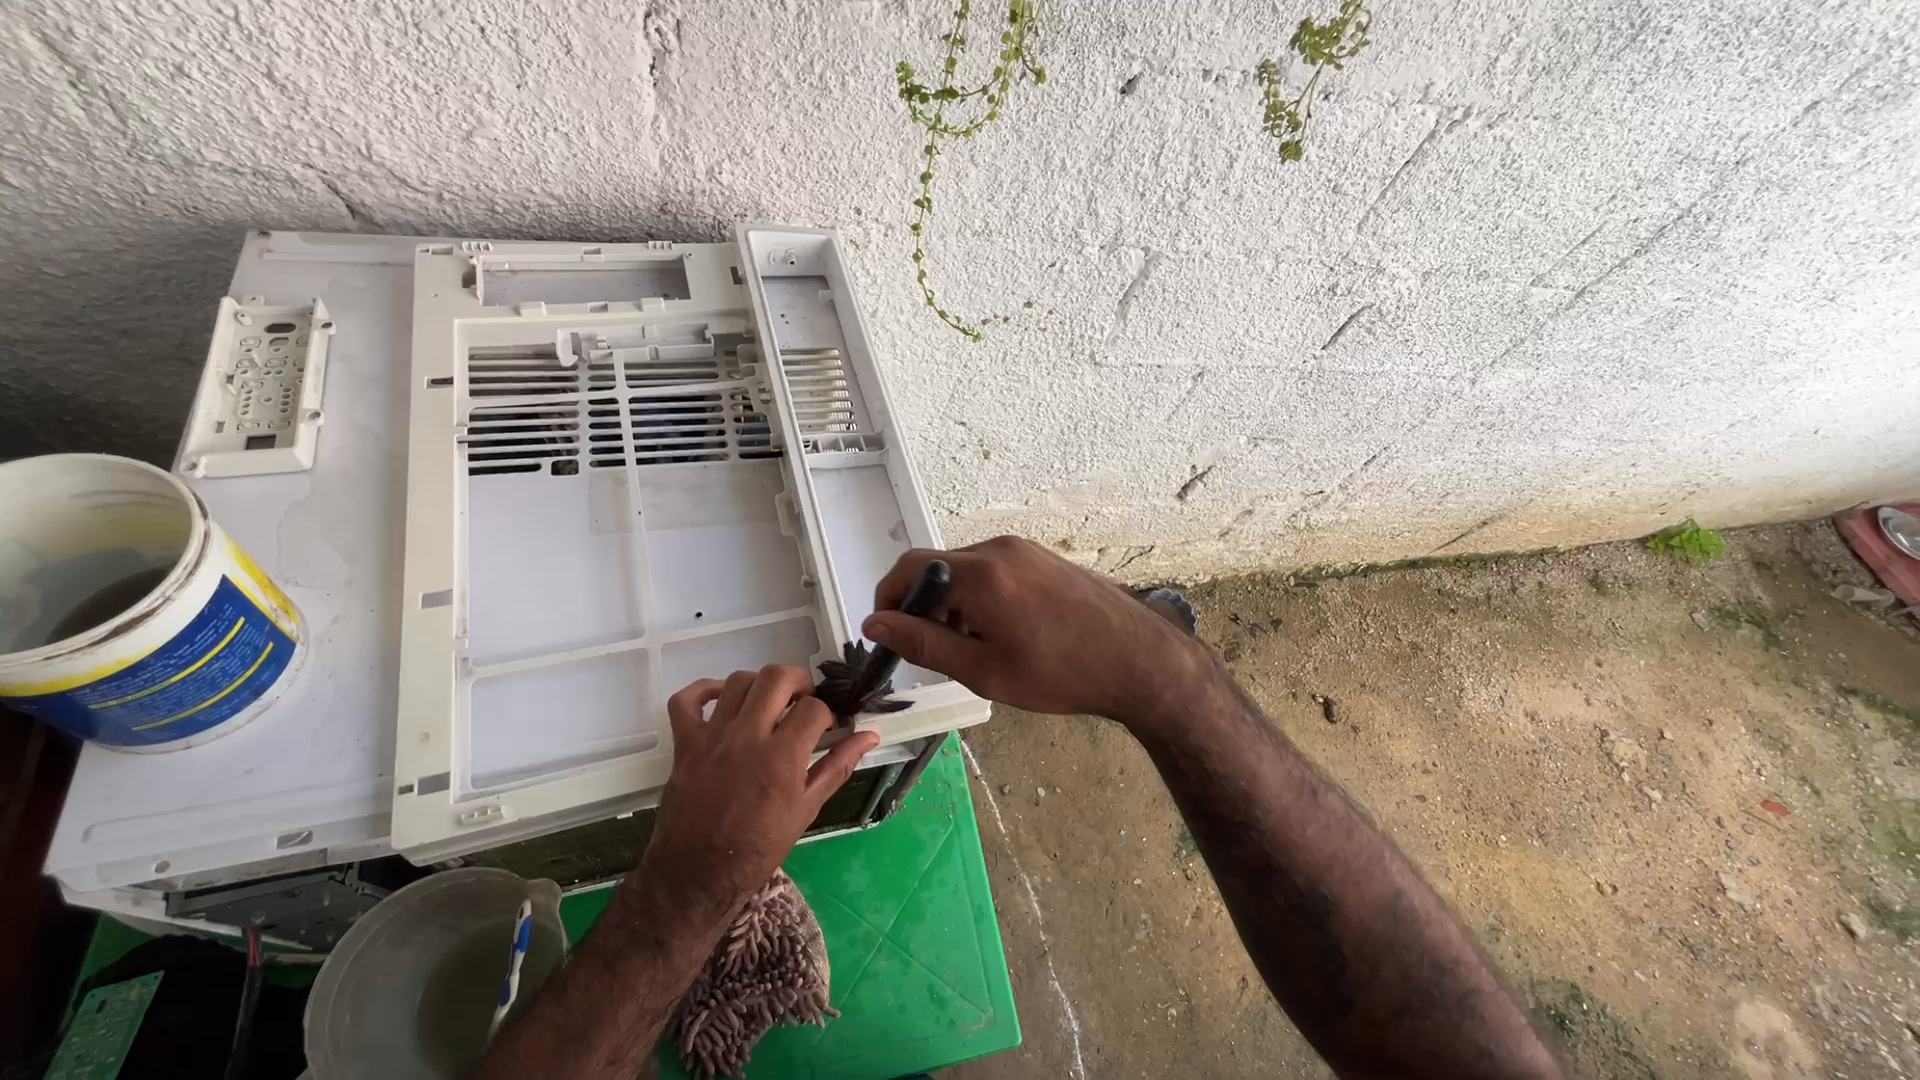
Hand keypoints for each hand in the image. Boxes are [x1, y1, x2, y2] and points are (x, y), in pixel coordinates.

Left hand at [643, 665, 880, 912]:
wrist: (699, 874)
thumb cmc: (759, 847)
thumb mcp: (807, 809)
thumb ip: (837, 766)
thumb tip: (869, 736)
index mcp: (781, 758)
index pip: (814, 708)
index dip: (827, 712)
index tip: (826, 727)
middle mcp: (747, 738)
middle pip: (777, 678)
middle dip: (799, 681)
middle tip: (803, 700)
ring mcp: (712, 738)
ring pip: (738, 681)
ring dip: (760, 684)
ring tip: (769, 703)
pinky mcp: (685, 744)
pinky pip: (686, 700)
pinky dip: (704, 690)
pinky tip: (723, 698)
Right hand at [861, 536, 1208, 725]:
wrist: (1140, 661)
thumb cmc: (1061, 674)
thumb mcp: (983, 670)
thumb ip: (923, 644)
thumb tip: (875, 623)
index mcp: (981, 574)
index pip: (910, 567)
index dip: (888, 598)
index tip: (890, 635)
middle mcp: (1000, 549)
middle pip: (938, 568)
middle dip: (925, 607)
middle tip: (939, 652)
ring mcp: (1026, 550)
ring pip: (966, 570)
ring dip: (954, 604)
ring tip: (975, 648)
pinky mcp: (1043, 557)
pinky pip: (995, 570)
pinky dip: (981, 597)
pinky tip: (1004, 632)